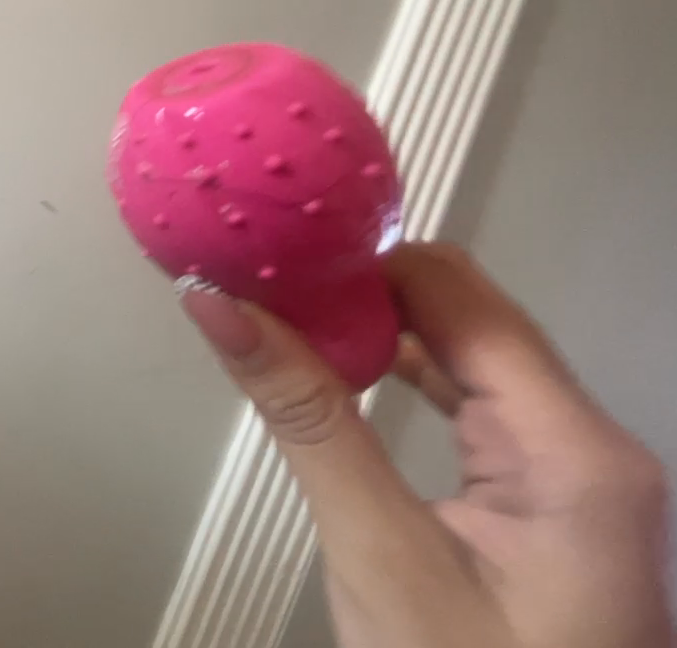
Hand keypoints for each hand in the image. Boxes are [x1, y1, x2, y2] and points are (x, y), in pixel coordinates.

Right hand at [180, 243, 673, 647]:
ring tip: (268, 304)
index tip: (262, 249)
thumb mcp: (376, 547)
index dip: (356, 258)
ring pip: (454, 345)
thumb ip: (302, 414)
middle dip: (352, 281)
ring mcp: (563, 462)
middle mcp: (581, 437)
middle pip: (460, 308)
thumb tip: (215, 303)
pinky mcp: (534, 485)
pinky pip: (454, 391)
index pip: (456, 294)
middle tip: (251, 274)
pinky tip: (323, 359)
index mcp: (570, 447)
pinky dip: (383, 362)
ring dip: (360, 319)